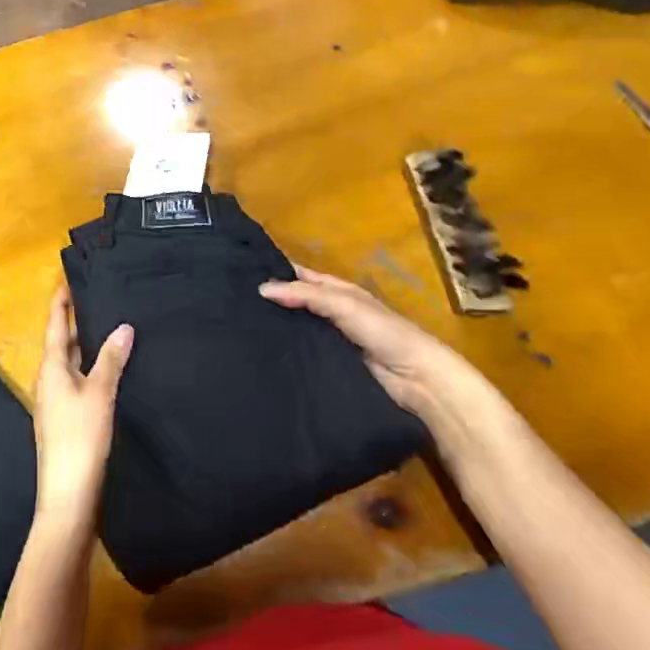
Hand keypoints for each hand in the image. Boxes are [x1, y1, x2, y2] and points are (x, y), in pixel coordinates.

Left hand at [33, 286, 132, 517]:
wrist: (67, 497)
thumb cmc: (80, 438)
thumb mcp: (99, 394)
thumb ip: (111, 360)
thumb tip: (124, 326)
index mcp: (51, 368)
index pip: (55, 325)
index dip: (61, 302)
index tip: (68, 280)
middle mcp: (48, 381)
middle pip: (62, 343)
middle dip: (78, 322)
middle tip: (100, 300)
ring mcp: (55, 402)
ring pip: (71, 364)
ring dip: (86, 346)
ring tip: (109, 328)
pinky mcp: (66, 419)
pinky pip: (77, 381)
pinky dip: (90, 368)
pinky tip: (109, 371)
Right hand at [260, 265, 469, 414]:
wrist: (416, 378)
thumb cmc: (383, 332)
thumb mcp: (343, 304)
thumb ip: (305, 295)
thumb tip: (261, 289)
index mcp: (338, 289)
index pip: (301, 275)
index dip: (276, 271)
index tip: (241, 271)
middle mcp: (333, 310)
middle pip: (296, 300)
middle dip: (271, 299)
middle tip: (233, 300)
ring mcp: (331, 338)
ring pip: (297, 326)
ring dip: (276, 325)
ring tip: (239, 325)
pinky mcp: (330, 362)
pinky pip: (303, 350)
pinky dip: (286, 348)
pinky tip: (263, 350)